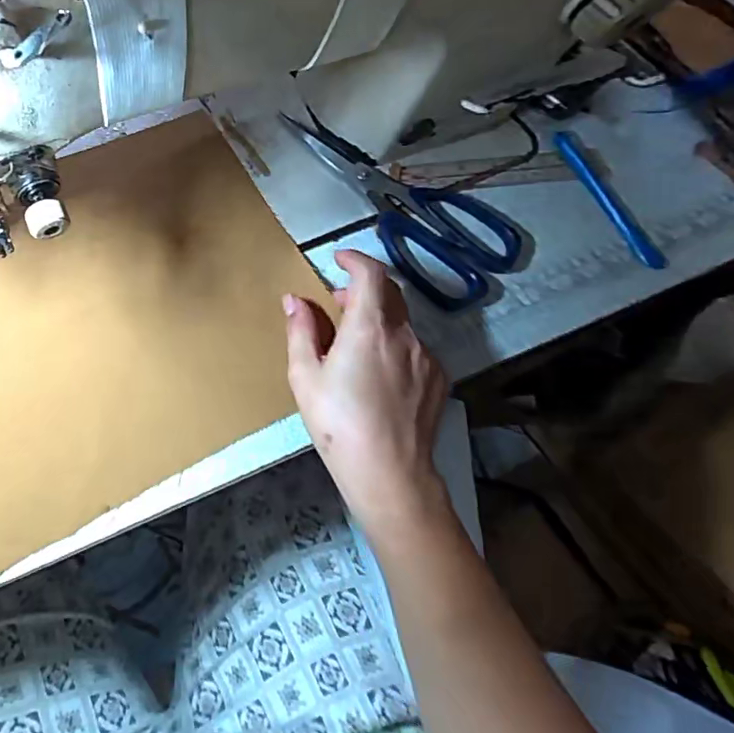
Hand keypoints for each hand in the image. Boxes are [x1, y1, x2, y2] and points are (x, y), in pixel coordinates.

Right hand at [283, 250, 450, 528]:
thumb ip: (301, 330)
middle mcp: (404, 334)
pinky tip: (378, 376)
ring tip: (354, 348)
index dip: (355, 259)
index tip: (339, 259)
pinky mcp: (438, 379)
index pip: (371, 273)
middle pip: (389, 294)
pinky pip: (414, 348)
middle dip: (362, 290)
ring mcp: (426, 356)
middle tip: (338, 306)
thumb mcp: (304, 376)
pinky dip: (394, 346)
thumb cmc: (337, 423)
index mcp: (369, 326)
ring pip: (401, 323)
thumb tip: (295, 300)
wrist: (389, 473)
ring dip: (378, 321)